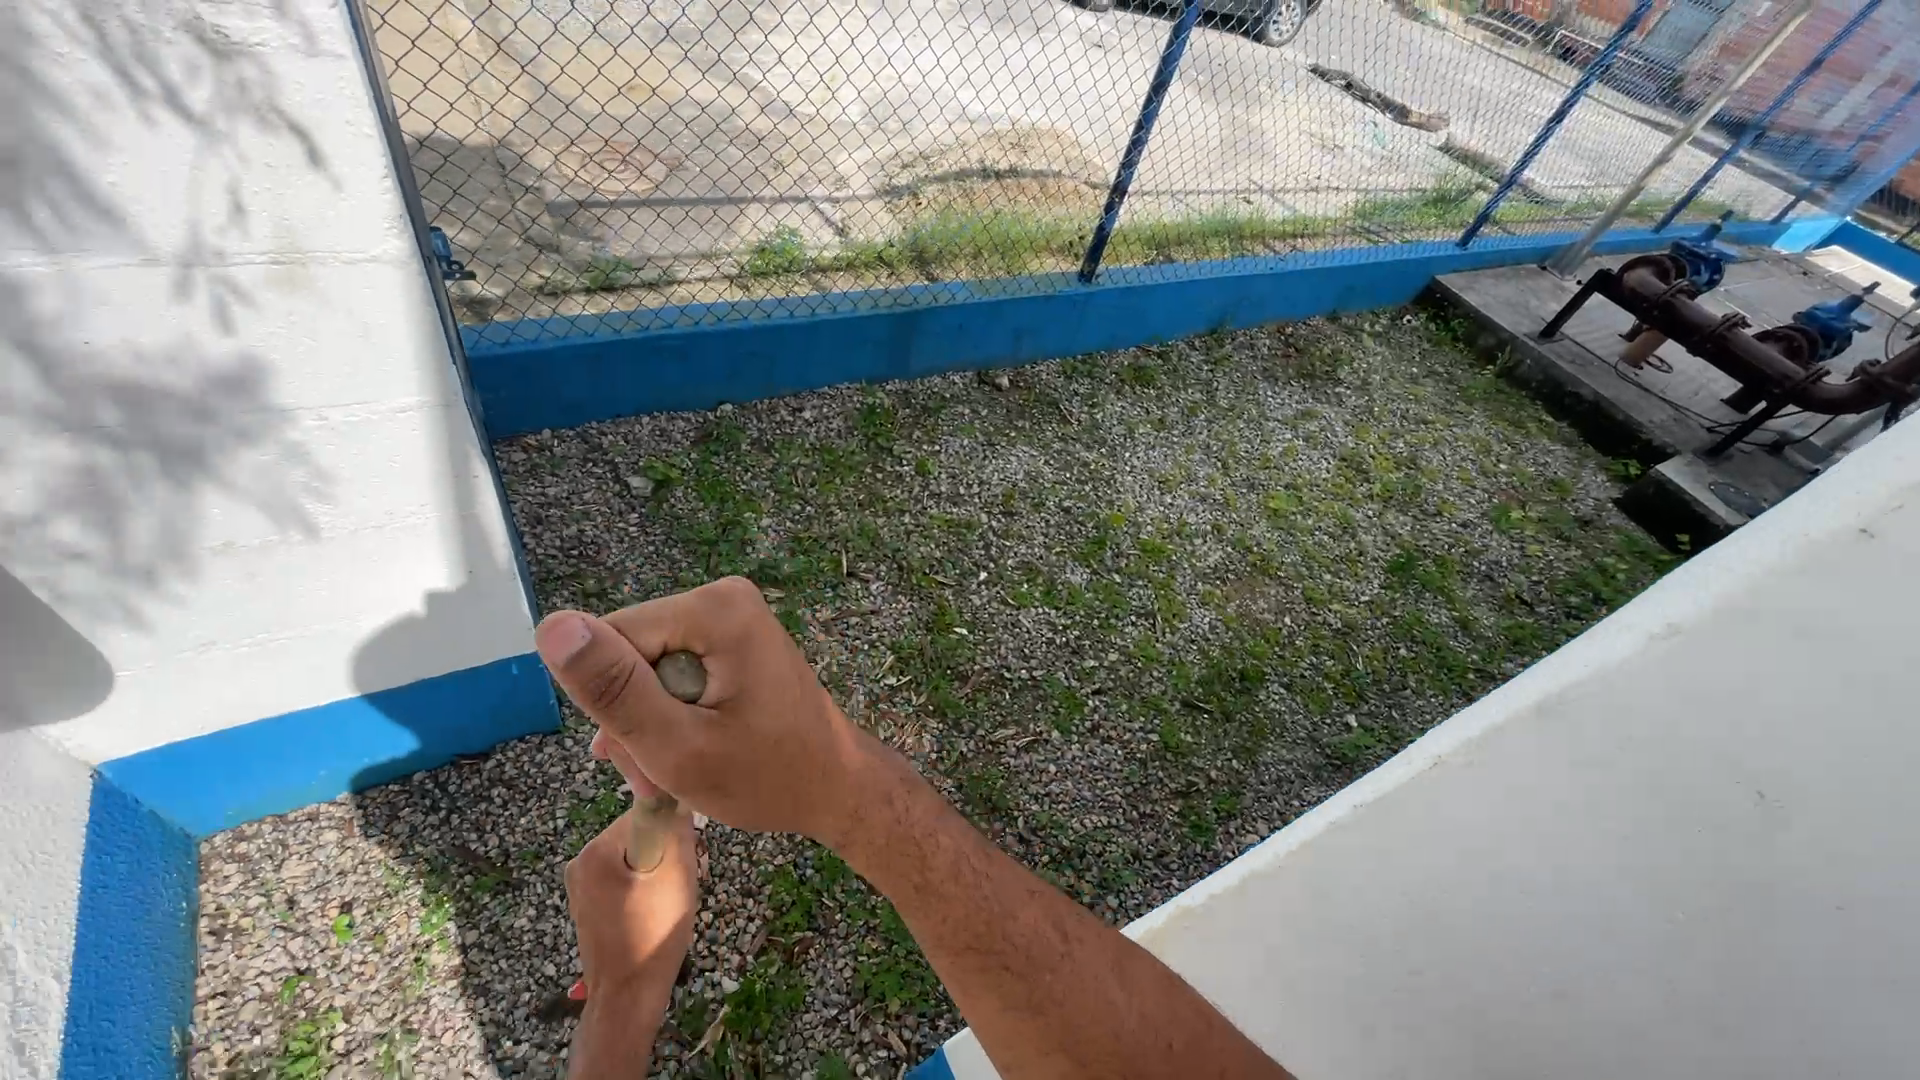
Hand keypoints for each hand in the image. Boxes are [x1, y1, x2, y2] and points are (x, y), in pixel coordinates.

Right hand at [533, 576, 872, 841]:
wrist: (835, 786)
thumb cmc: (768, 776)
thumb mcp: (678, 746)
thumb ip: (614, 690)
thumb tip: (551, 626)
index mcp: (714, 609)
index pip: (609, 642)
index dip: (613, 705)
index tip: (643, 758)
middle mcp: (722, 598)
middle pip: (628, 654)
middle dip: (634, 720)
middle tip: (659, 775)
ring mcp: (730, 617)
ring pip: (645, 670)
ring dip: (649, 727)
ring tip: (672, 774)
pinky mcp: (732, 640)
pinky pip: (673, 673)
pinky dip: (672, 717)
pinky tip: (684, 754)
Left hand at [565, 802, 696, 1004]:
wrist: (628, 995)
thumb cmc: (655, 931)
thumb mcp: (678, 874)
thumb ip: (678, 830)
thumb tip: (678, 799)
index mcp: (596, 851)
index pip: (644, 814)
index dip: (671, 830)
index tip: (687, 854)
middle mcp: (579, 862)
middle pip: (635, 836)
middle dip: (663, 851)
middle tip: (682, 879)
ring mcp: (578, 887)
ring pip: (630, 858)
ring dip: (654, 870)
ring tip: (668, 898)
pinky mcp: (585, 906)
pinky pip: (620, 879)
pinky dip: (640, 886)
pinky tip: (653, 911)